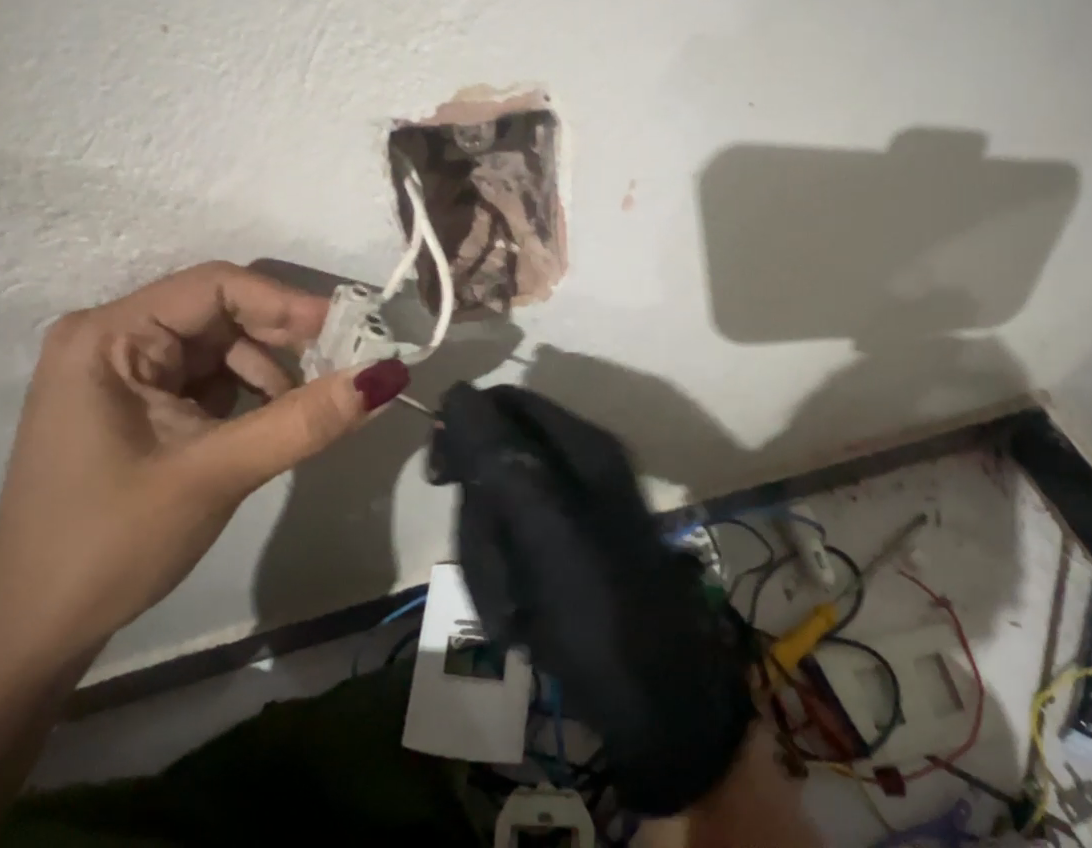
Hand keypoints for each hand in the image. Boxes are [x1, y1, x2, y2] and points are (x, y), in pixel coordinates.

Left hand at [0, 262, 410, 660]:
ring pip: (218, 350)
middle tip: (346, 375)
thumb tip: (390, 376)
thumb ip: (304, 421)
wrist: (38, 624)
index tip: (354, 337)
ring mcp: (120, 375)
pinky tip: (272, 428)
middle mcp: (109, 340)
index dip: (289, 305)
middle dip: (284, 343)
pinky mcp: (134, 407)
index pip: (215, 287)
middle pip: (219, 315)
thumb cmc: (113, 541)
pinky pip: (205, 382)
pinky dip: (246, 398)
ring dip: (269, 376)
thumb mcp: (216, 474)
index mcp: (108, 337)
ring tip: (305, 418)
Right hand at [432, 384, 755, 815]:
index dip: (462, 429)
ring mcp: (573, 516)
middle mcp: (580, 471)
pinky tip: (515, 619)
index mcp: (583, 447)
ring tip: (505, 604)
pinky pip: (510, 553)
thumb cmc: (597, 606)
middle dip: (477, 516)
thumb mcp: (542, 524)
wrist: (653, 699)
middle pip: (495, 461)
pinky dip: (501, 583)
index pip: (504, 406)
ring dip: (486, 558)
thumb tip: (457, 392)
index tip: (438, 476)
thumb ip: (500, 455)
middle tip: (481, 558)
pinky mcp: (564, 558)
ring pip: (496, 514)